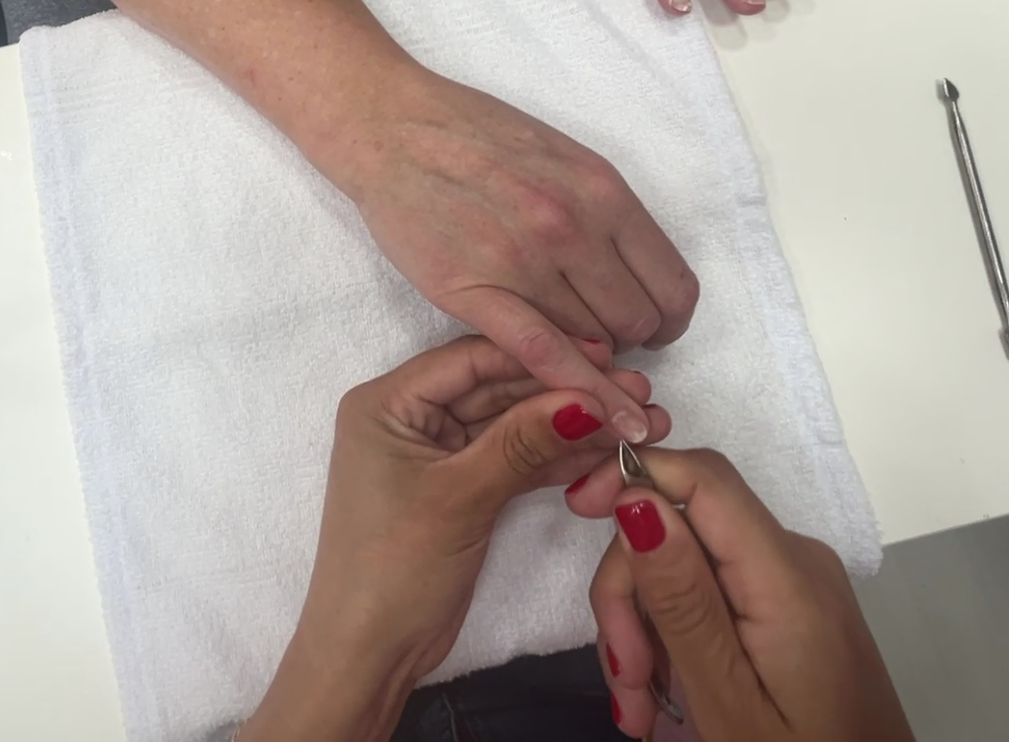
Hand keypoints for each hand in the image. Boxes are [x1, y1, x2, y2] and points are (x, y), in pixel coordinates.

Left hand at [240, 337, 670, 741]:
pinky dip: (554, 458)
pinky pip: (512, 458)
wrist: (371, 654)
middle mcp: (410, 414)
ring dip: (568, 425)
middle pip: (496, 389)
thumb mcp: (460, 497)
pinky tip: (604, 452)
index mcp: (389, 401)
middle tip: (635, 392)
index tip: (604, 357)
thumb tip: (588, 398)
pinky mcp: (460, 483)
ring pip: (511, 424)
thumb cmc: (396, 565)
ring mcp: (437, 449)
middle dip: (563, 392)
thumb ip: (522, 442)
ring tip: (637, 422)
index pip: (471, 360)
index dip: (538, 355)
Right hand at [330, 71, 698, 443]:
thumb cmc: (471, 133)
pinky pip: (542, 354)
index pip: (673, 286)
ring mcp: (524, 263)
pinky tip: (600, 418)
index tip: (653, 329)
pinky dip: (577, 391)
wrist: (391, 130)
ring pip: (592, 342)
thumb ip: (601, 211)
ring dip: (587, 352)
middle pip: (636, 322)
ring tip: (560, 334)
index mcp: (602, 190)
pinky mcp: (474, 291)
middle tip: (600, 333)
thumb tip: (625, 275)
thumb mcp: (559, 153)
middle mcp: (573, 228)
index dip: (669, 320)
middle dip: (627, 339)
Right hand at [565, 447, 913, 740]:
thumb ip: (681, 598)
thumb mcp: (728, 705)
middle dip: (631, 587)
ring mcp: (789, 583)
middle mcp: (792, 560)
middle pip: (679, 523)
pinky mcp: (781, 606)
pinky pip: (703, 588)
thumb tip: (635, 495)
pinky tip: (662, 691)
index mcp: (788, 577)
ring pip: (680, 558)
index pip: (702, 476)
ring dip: (643, 621)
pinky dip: (670, 631)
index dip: (631, 473)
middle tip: (624, 675)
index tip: (574, 509)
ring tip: (640, 704)